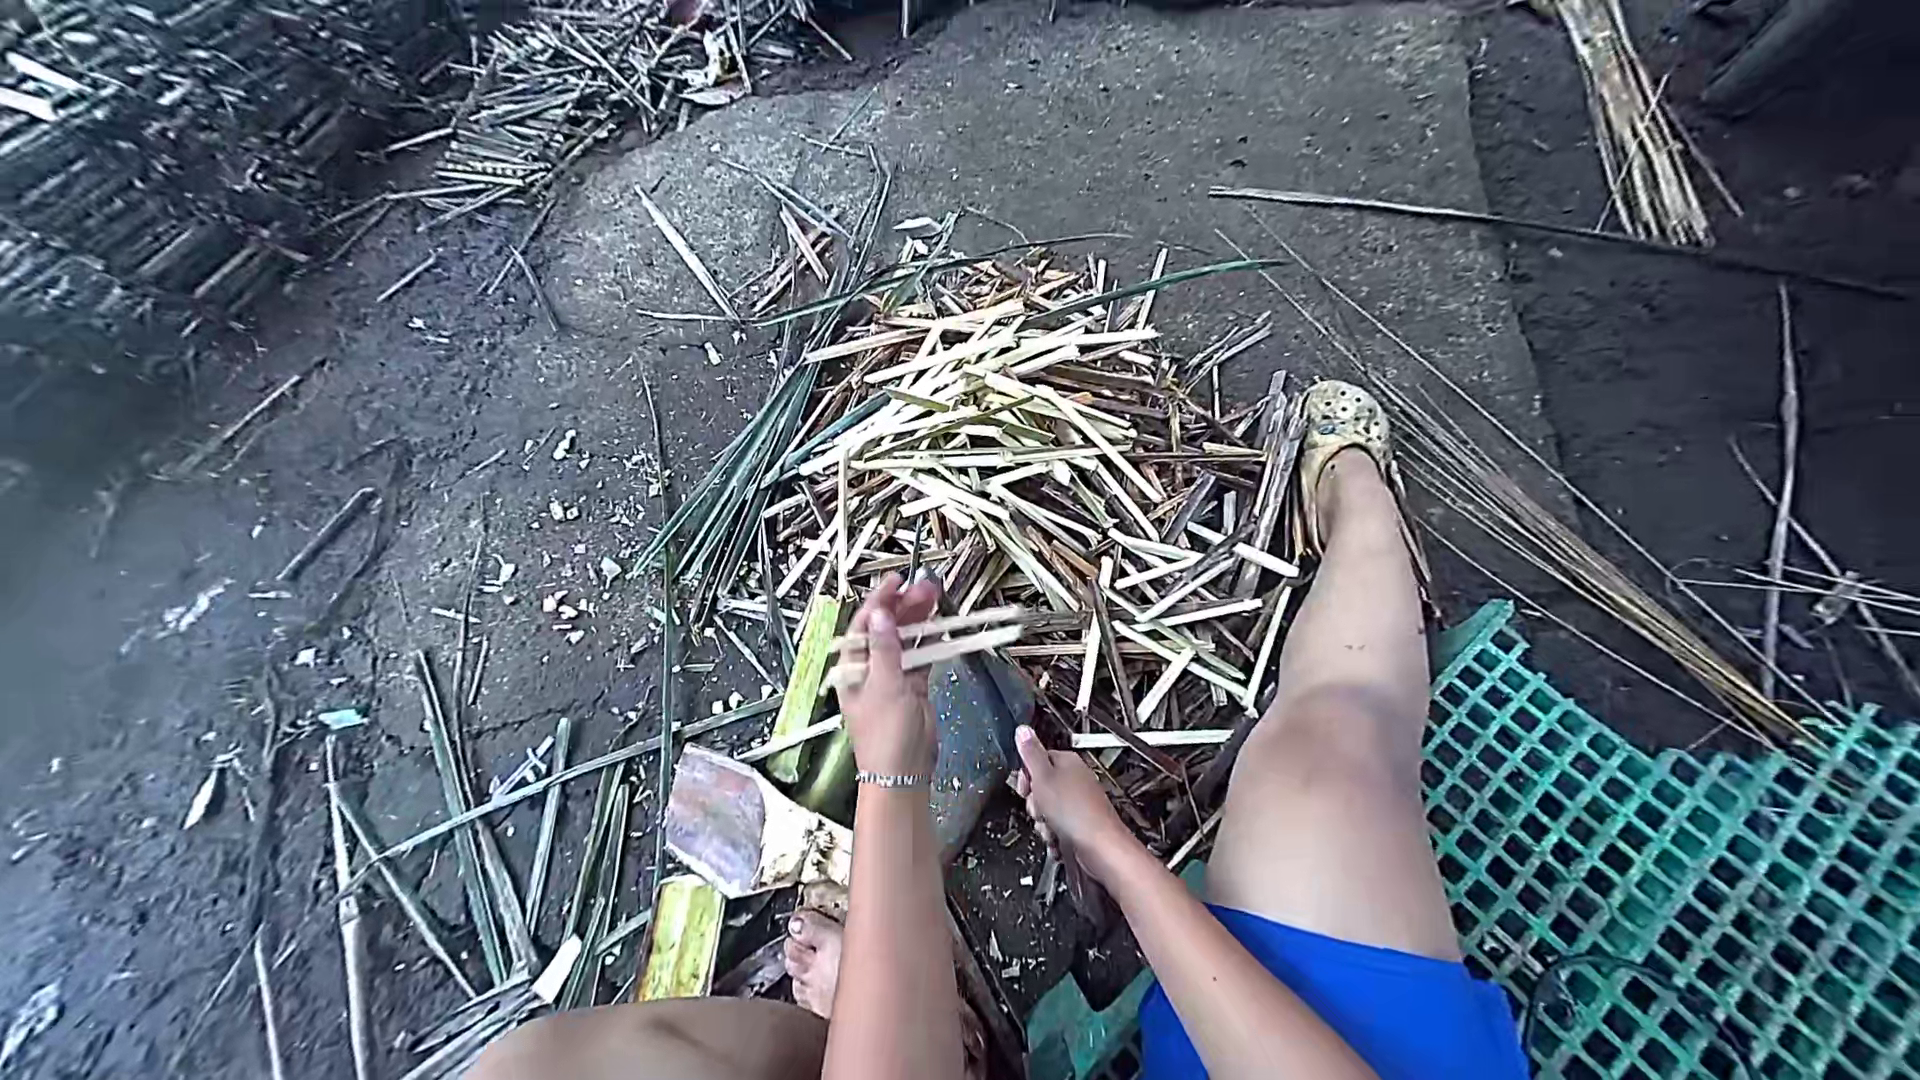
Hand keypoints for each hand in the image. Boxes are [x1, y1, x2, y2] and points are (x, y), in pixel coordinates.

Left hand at [840, 573, 941, 778]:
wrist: (904, 773)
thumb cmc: (884, 737)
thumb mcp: (884, 687)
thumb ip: (885, 649)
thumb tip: (882, 616)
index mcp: (854, 667)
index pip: (865, 624)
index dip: (880, 600)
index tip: (897, 581)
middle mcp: (871, 668)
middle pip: (888, 628)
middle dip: (905, 606)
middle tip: (925, 588)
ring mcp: (893, 676)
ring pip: (906, 639)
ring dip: (920, 620)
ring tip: (935, 599)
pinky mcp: (912, 687)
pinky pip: (921, 657)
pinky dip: (930, 642)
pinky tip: (939, 626)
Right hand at [1012, 726, 1138, 884]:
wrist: (1100, 848)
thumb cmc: (1077, 812)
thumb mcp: (1043, 777)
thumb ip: (1030, 753)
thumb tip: (1022, 730)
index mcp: (1067, 762)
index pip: (1036, 760)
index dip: (1026, 776)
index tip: (1024, 787)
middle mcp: (1075, 780)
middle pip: (1040, 788)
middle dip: (1034, 803)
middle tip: (1040, 809)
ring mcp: (1078, 803)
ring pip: (1047, 811)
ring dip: (1043, 823)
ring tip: (1050, 827)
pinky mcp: (1080, 825)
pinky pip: (1057, 828)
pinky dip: (1053, 836)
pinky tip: (1057, 840)